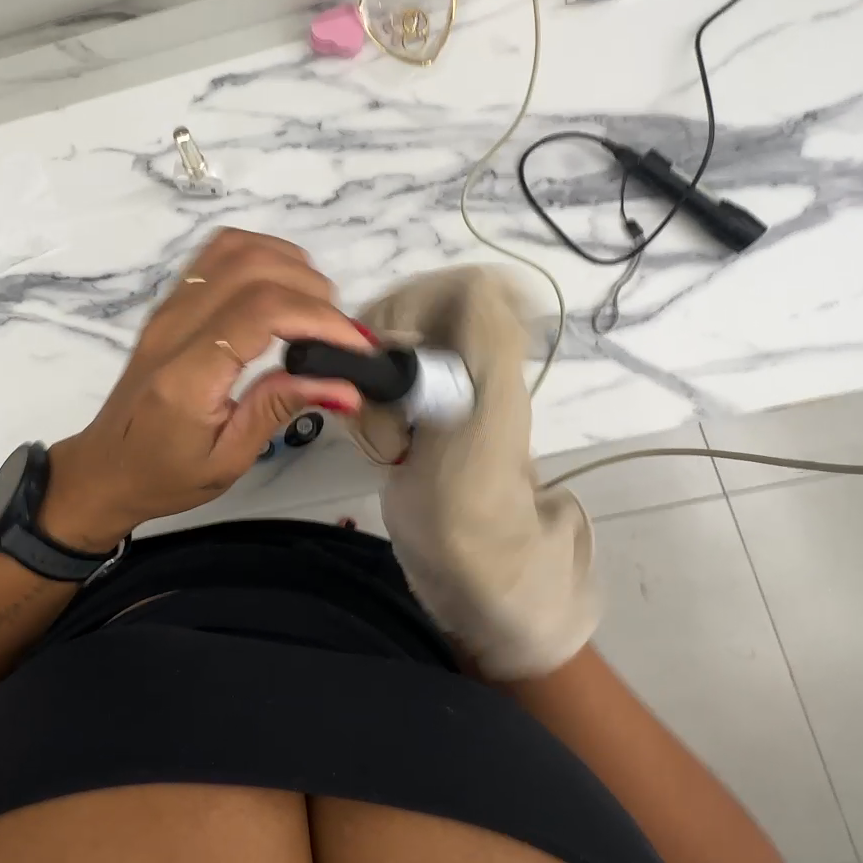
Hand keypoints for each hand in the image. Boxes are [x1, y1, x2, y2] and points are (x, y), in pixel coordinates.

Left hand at [40, 229, 373, 549]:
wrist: (105, 467)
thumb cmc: (164, 474)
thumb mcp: (228, 459)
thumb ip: (279, 409)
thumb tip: (346, 385)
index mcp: (187, 375)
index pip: (260, 312)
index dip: (318, 318)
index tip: (356, 347)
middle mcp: (173, 328)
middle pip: (251, 268)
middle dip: (312, 290)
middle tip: (339, 332)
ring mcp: (167, 308)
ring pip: (233, 248)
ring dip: (288, 264)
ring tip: (317, 307)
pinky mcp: (169, 303)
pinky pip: (215, 255)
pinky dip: (260, 255)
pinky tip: (283, 286)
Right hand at [350, 265, 599, 679]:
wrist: (474, 586)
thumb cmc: (479, 509)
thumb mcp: (488, 421)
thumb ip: (486, 342)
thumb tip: (485, 276)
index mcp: (496, 355)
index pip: (452, 285)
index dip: (412, 307)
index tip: (392, 357)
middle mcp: (469, 364)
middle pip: (402, 318)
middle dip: (379, 363)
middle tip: (391, 413)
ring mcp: (437, 393)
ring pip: (376, 357)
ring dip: (370, 399)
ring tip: (393, 445)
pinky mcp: (411, 421)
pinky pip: (370, 392)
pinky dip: (366, 421)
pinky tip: (387, 455)